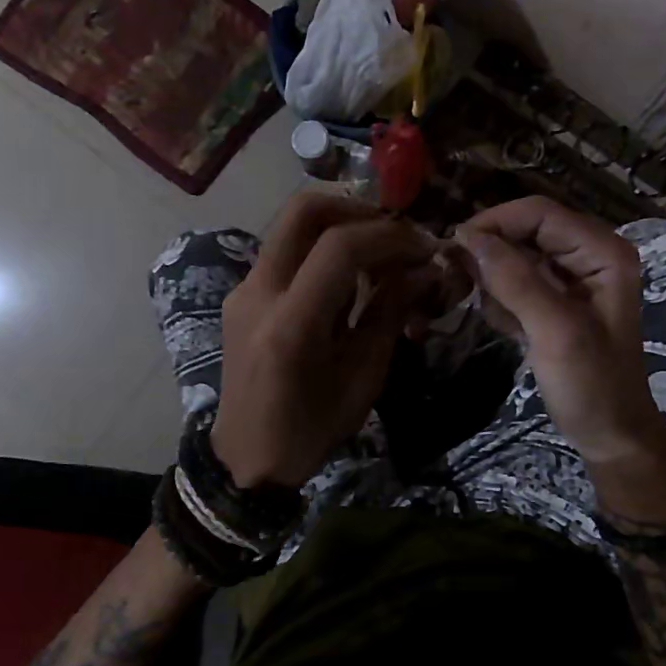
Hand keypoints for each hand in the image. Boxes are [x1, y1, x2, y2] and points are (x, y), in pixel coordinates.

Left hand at [210, 193, 435, 488]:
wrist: (246, 457)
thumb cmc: (311, 430)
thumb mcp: (363, 377)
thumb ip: (390, 313)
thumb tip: (423, 268)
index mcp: (290, 324)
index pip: (339, 247)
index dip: (388, 236)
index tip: (423, 248)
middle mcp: (258, 292)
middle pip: (303, 211)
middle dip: (356, 208)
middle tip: (394, 231)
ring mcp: (244, 289)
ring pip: (292, 227)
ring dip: (340, 226)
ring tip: (380, 254)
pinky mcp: (242, 294)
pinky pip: (286, 252)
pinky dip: (322, 250)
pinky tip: (350, 278)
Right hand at [456, 197, 665, 470]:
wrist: (609, 434)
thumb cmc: (592, 385)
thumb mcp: (556, 332)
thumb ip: (516, 281)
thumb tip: (468, 238)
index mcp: (602, 252)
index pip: (539, 213)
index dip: (495, 223)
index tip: (454, 247)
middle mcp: (588, 255)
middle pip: (524, 230)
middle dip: (490, 254)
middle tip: (460, 283)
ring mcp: (570, 278)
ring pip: (513, 256)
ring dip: (494, 283)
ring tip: (503, 321)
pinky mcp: (553, 300)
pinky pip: (513, 282)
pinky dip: (501, 301)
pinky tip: (512, 332)